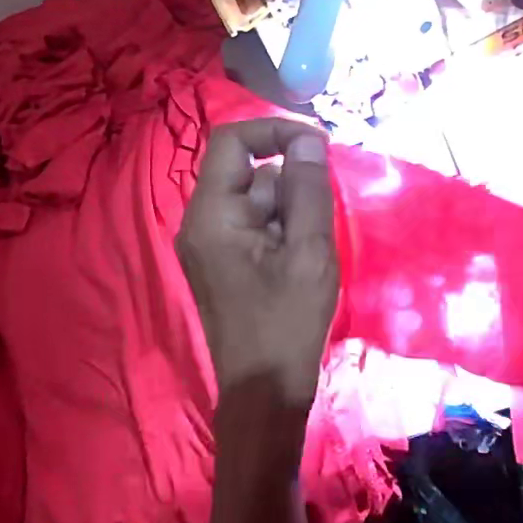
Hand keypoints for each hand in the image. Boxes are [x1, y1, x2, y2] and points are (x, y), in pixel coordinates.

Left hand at [176, 118, 339, 408]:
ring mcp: (208, 244)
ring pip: (253, 200)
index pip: (232, 141)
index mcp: (211, 215)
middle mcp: (200, 222)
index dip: (274, 129)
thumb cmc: (287, 324)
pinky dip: (280, 228)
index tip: (319, 144)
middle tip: (322, 214)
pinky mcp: (221, 262)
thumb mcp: (308, 253)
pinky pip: (251, 225)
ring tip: (311, 249)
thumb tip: (307, 141)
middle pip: (245, 172)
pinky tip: (300, 260)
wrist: (263, 392)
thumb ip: (308, 191)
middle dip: (290, 182)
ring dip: (289, 209)